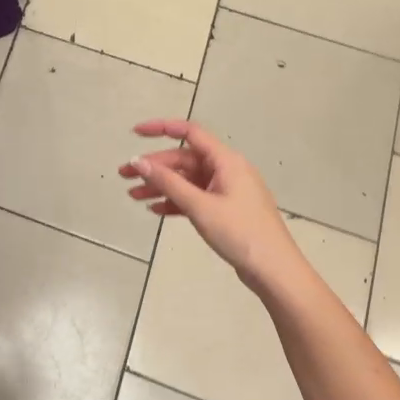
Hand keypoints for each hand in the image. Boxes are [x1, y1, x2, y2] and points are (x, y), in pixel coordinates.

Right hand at [119, 119, 305, 291]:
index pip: (190, 133)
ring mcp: (227, 191)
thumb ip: (167, 182)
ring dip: (160, 186)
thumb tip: (138, 161)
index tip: (135, 133)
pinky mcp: (225, 210)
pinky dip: (175, 202)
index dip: (161, 128)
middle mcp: (227, 171)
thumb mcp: (200, 206)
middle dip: (154, 167)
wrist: (274, 271)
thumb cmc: (240, 233)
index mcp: (226, 161)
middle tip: (124, 176)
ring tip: (132, 196)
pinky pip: (195, 198)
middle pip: (183, 160)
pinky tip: (155, 210)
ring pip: (186, 181)